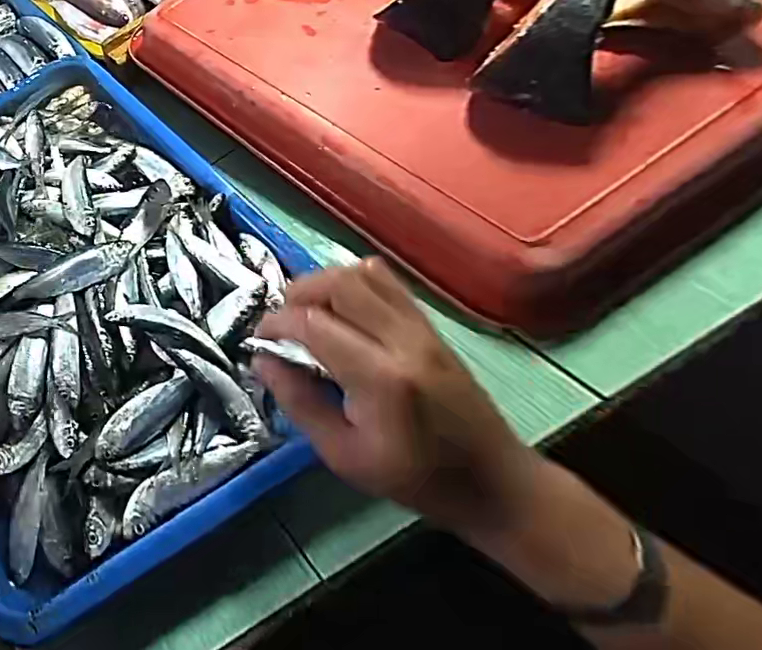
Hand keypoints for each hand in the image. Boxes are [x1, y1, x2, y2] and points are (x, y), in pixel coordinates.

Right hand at [252, 259, 539, 537]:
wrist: (498, 486)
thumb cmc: (416, 478)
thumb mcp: (341, 454)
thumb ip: (297, 401)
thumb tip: (262, 358)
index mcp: (381, 377)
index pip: (311, 322)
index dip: (275, 324)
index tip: (262, 342)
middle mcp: (404, 342)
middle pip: (337, 283)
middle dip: (296, 295)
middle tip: (285, 323)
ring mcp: (423, 330)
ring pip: (360, 274)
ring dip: (323, 285)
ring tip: (310, 314)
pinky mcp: (431, 327)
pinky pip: (385, 282)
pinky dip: (351, 284)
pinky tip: (341, 311)